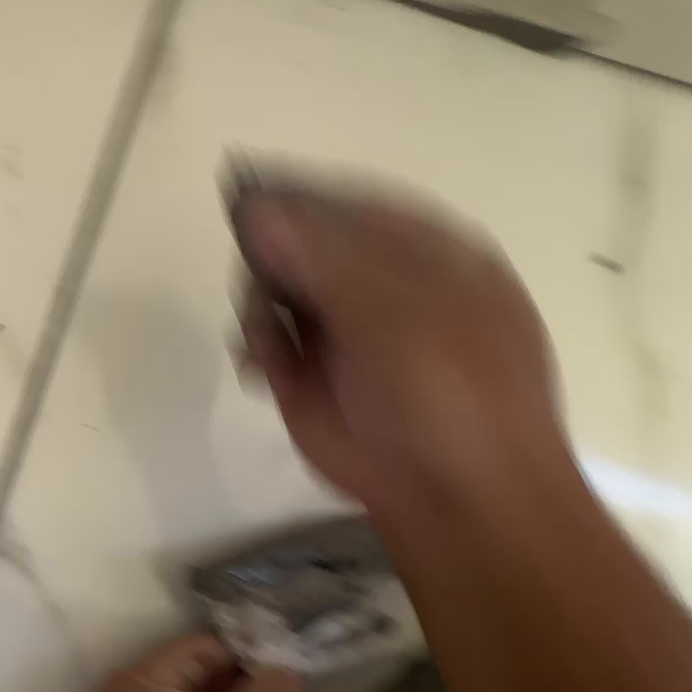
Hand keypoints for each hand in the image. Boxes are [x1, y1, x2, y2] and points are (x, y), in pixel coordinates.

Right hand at [233, 183, 573, 513]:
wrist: (448, 495)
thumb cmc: (446, 397)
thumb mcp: (396, 317)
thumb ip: (325, 260)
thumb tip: (257, 208)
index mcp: (422, 255)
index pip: (348, 205)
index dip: (298, 198)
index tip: (244, 197)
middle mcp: (376, 285)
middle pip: (300, 246)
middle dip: (272, 264)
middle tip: (266, 290)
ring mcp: (338, 331)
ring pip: (273, 292)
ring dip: (261, 310)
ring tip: (272, 345)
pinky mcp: (304, 374)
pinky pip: (263, 339)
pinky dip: (255, 347)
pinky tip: (262, 368)